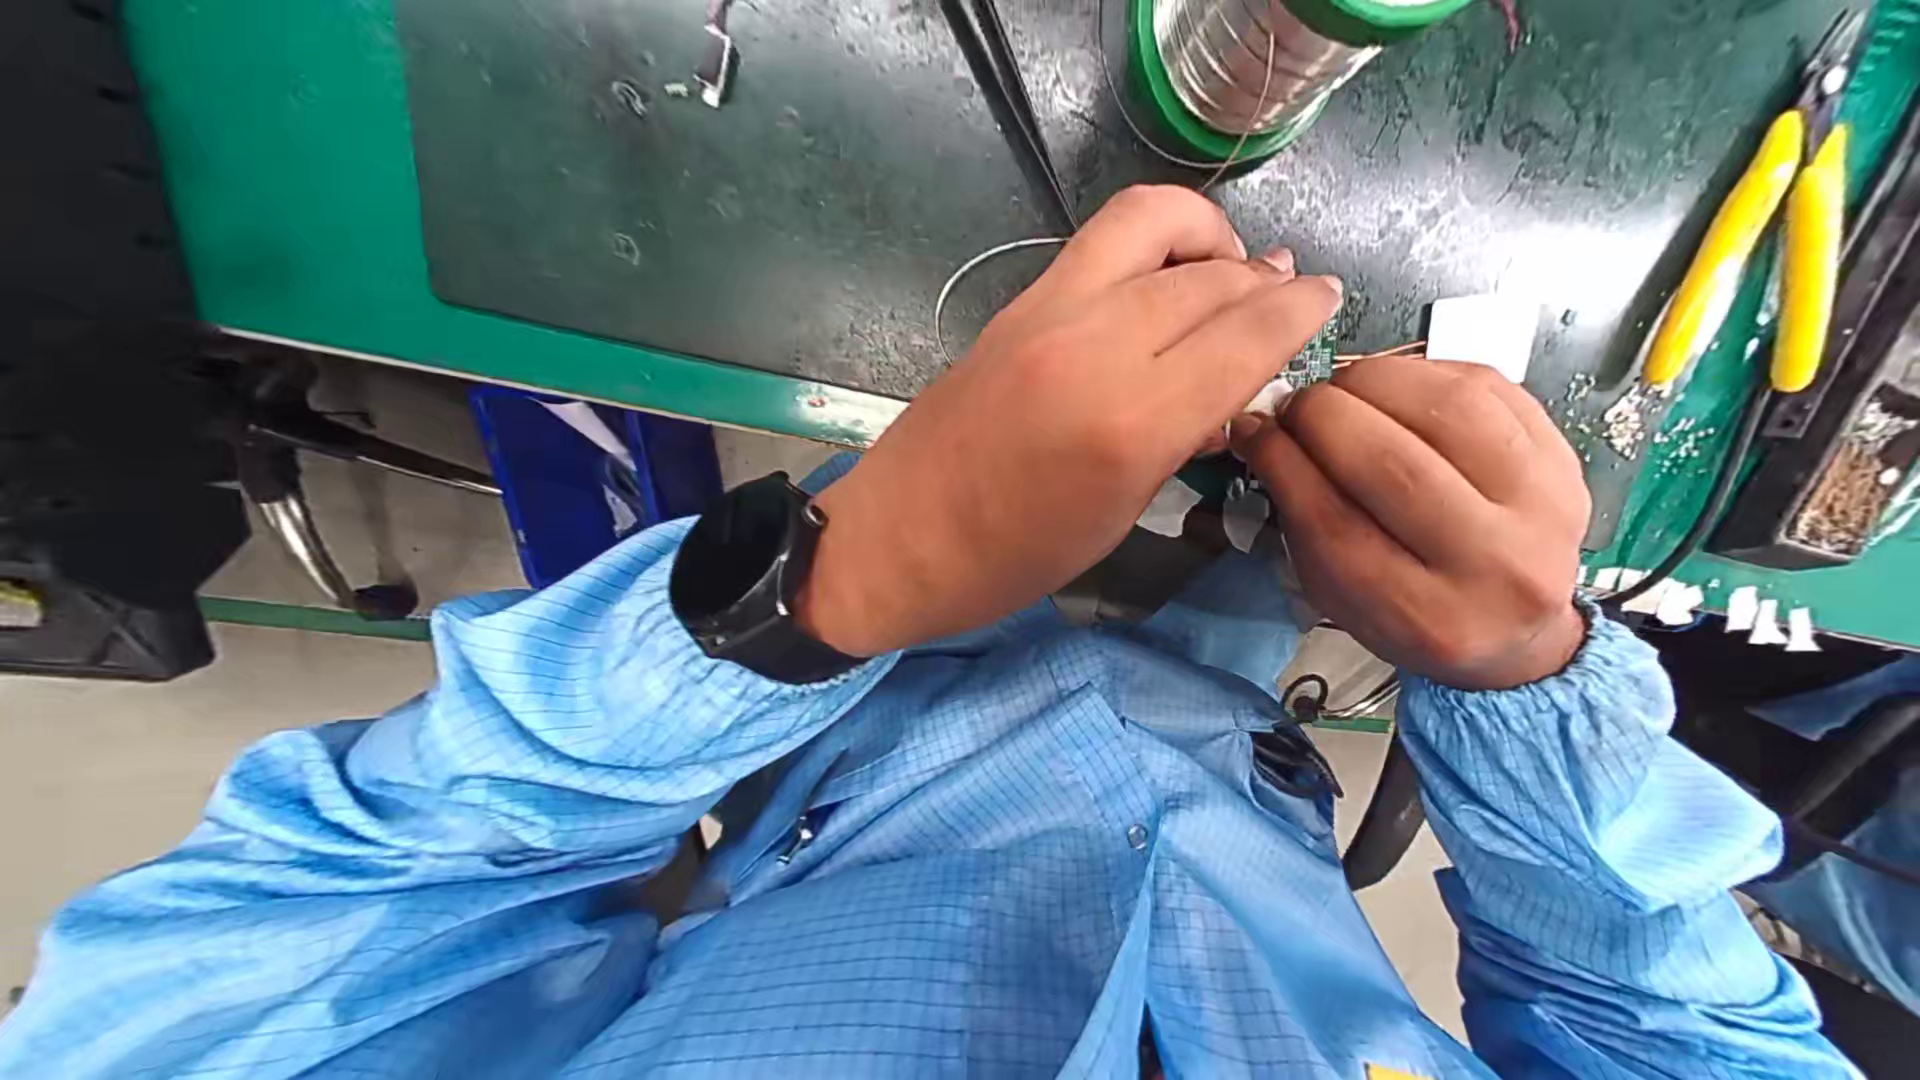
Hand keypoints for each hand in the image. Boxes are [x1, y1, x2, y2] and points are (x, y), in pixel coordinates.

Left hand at [796, 185, 1342, 655]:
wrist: (893, 543)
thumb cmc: (1005, 563)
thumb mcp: (1112, 519)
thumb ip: (1175, 439)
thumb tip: (1227, 382)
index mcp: (1129, 426)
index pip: (1246, 336)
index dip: (1299, 312)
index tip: (1324, 300)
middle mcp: (1093, 349)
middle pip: (1210, 280)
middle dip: (1263, 281)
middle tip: (1282, 299)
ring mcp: (1044, 317)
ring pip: (1152, 226)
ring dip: (1207, 237)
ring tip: (1224, 273)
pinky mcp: (1011, 311)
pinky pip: (1097, 246)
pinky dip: (1150, 245)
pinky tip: (1158, 281)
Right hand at [1231, 356, 1589, 689]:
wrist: (1513, 629)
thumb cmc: (1404, 613)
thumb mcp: (1335, 589)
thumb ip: (1299, 516)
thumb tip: (1262, 431)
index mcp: (1417, 613)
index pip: (1331, 520)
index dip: (1279, 461)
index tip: (1251, 430)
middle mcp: (1491, 565)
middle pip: (1389, 464)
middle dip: (1320, 416)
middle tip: (1293, 407)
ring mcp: (1544, 508)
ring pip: (1446, 409)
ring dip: (1372, 381)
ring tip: (1338, 389)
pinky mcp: (1566, 460)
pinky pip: (1489, 387)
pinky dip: (1422, 373)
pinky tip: (1388, 385)